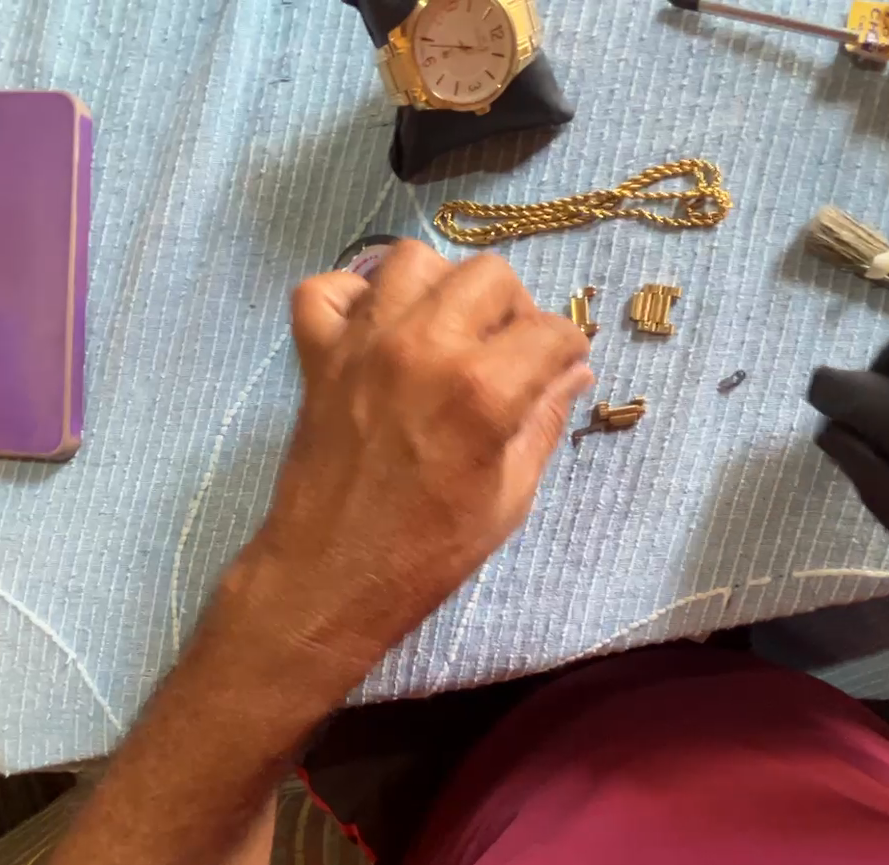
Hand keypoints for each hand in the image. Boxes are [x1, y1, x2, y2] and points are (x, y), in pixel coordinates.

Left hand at [212, 240, 591, 698]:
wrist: (331, 579)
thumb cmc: (429, 553)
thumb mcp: (510, 498)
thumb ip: (543, 422)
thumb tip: (573, 373)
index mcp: (483, 391)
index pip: (551, 330)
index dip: (567, 349)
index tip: (560, 369)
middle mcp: (424, 346)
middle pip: (489, 274)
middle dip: (514, 309)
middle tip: (507, 353)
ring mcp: (362, 344)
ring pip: (412, 260)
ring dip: (442, 288)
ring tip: (446, 333)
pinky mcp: (316, 354)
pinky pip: (328, 288)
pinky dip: (354, 298)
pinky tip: (376, 332)